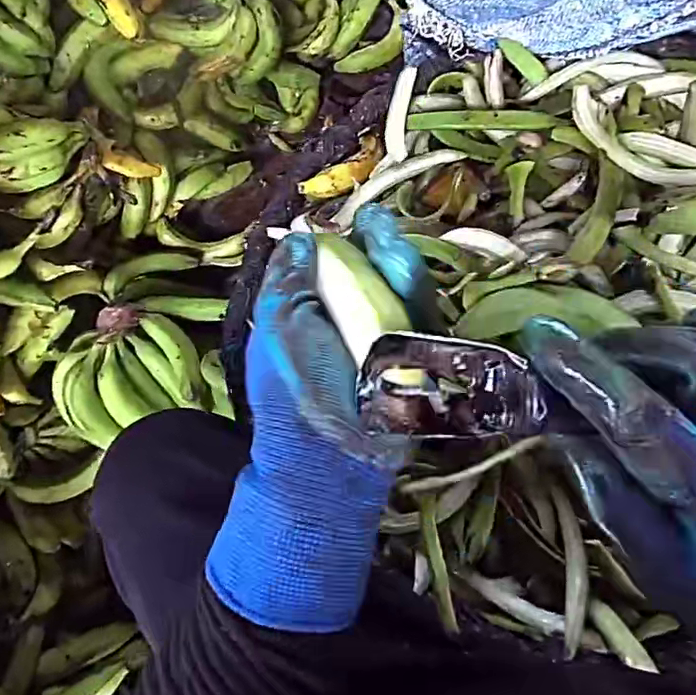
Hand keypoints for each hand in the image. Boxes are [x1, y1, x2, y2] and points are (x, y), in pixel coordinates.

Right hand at [205, 205, 426, 631]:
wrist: (312, 478)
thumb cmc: (295, 402)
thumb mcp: (279, 330)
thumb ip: (292, 278)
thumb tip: (305, 239)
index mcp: (396, 326)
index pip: (396, 263)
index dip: (380, 234)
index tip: (364, 216)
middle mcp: (416, 345)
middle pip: (406, 284)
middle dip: (382, 253)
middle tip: (361, 229)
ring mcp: (412, 369)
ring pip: (402, 309)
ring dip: (379, 280)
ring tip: (351, 261)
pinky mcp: (400, 388)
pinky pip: (393, 335)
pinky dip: (374, 312)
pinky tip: (349, 307)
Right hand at [521, 308, 695, 694]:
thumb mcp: (643, 555)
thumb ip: (602, 484)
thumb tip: (560, 421)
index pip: (641, 415)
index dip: (586, 372)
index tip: (540, 339)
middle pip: (695, 365)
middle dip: (623, 348)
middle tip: (579, 354)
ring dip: (665, 337)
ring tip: (623, 350)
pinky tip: (694, 328)